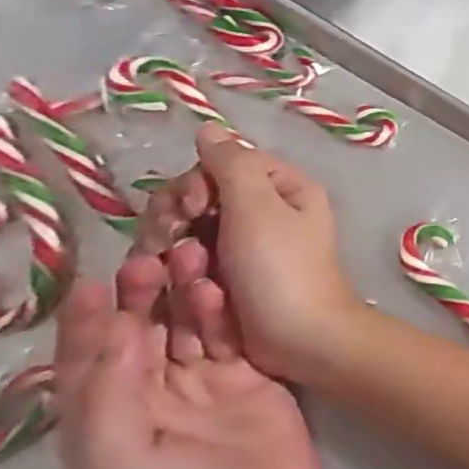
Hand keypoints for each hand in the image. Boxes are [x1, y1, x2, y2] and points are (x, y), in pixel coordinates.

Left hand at [54, 279, 337, 468]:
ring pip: (189, 326)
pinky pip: (231, 336)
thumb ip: (105, 394)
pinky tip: (217, 287)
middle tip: (150, 258)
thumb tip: (113, 323)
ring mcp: (206, 382)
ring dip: (184, 292)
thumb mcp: (115, 463)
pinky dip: (223, 311)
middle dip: (142, 294)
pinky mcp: (250, 377)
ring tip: (188, 256)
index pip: (91, 358)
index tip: (95, 282)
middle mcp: (153, 393)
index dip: (89, 321)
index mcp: (108, 417)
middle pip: (144, 331)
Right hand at [130, 125, 362, 379]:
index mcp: (284, 187)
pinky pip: (193, 260)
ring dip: (171, 244)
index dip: (196, 182)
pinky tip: (169, 281)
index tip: (189, 209)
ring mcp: (248, 246)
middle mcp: (268, 210)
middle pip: (201, 196)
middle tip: (166, 242)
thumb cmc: (282, 269)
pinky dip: (178, 267)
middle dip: (176, 215)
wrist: (303, 339)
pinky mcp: (231, 278)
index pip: (222, 164)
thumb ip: (231, 164)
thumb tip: (209, 128)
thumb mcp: (258, 207)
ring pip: (190, 229)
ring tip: (168, 267)